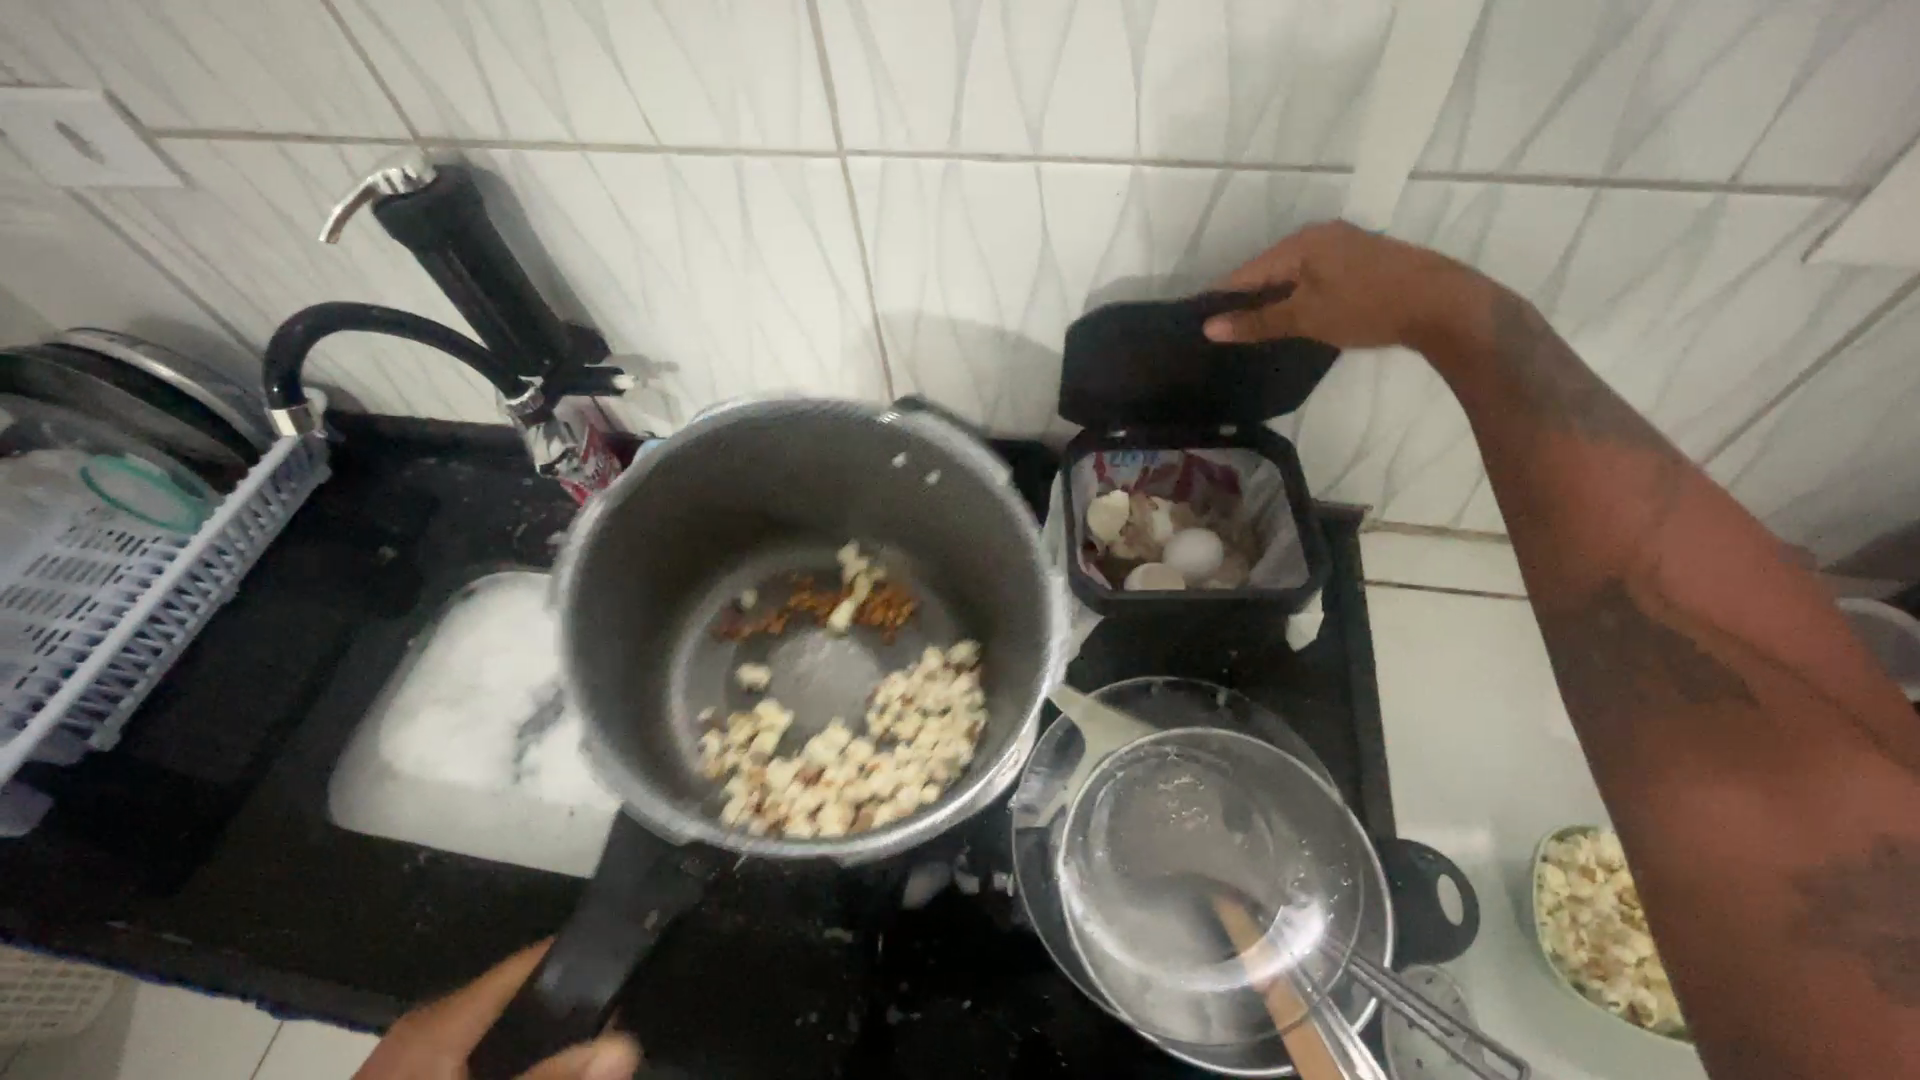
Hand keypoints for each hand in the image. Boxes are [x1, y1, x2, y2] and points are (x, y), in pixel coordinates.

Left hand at [354, 941, 640, 1079]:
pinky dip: (518, 1066)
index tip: (634, 972)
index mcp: (444, 1020)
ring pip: (507, 1033)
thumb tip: (627, 1044)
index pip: (532, 961)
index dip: (586, 962)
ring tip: (594, 1059)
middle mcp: (434, 1025)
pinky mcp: (419, 1078)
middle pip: (526, 998)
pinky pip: (483, 1059)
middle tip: (621, 1037)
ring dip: (548, 1049)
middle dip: (574, 1019)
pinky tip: (545, 1076)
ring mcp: (422, 1055)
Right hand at [1201, 220, 1486, 353]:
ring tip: (1253, 328)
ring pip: (1292, 273)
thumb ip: (1257, 323)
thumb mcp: (1306, 318)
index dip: (1220, 299)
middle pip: (1267, 270)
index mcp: (1300, 243)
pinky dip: (1297, 295)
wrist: (1442, 304)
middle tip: (1224, 332)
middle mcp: (1319, 235)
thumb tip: (1209, 329)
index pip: (1244, 273)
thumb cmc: (1367, 307)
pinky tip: (1294, 316)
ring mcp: (1343, 244)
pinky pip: (1314, 275)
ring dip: (1273, 299)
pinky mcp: (1361, 259)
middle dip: (1245, 299)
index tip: (1199, 322)